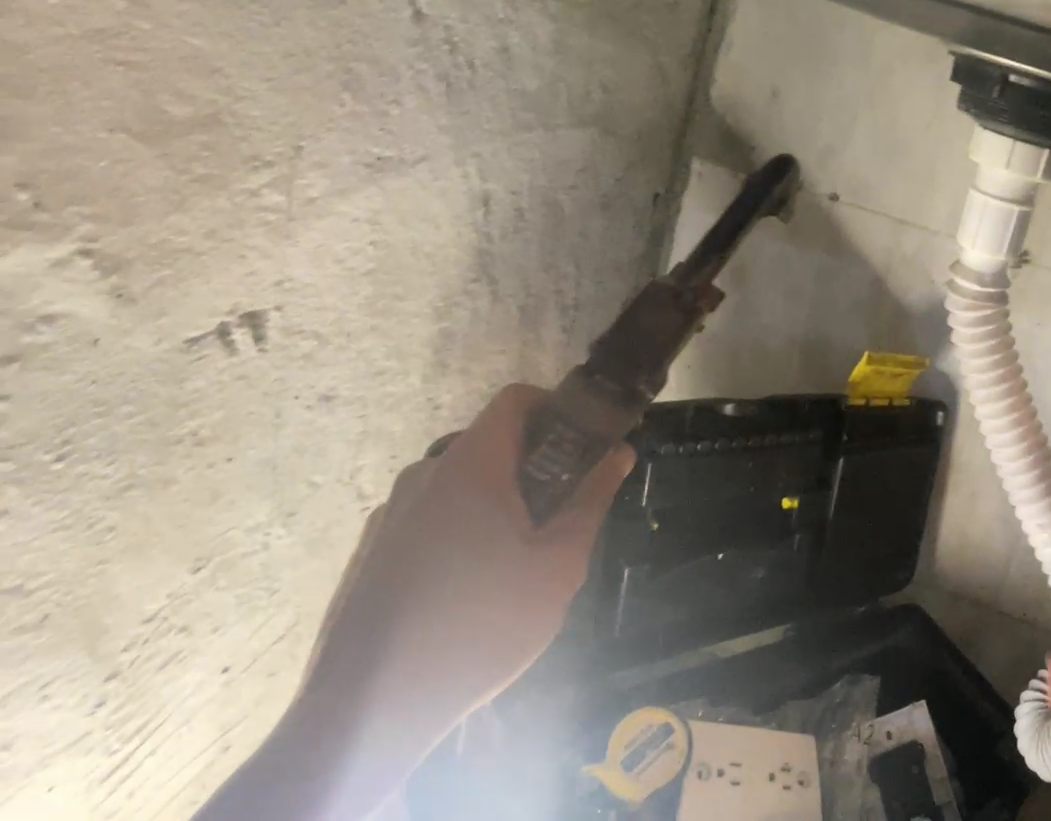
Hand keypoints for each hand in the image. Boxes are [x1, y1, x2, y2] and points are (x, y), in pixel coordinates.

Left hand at [197, 384, 634, 820]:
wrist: (370, 711)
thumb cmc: (482, 623)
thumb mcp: (558, 563)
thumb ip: (590, 500)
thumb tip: (619, 453)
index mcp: (470, 468)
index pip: (515, 400)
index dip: (557, 407)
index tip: (585, 445)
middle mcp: (423, 477)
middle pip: (489, 443)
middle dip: (535, 464)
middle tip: (564, 512)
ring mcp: (390, 516)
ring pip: (459, 484)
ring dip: (499, 501)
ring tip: (522, 559)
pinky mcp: (372, 554)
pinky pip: (430, 518)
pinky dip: (463, 530)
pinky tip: (473, 590)